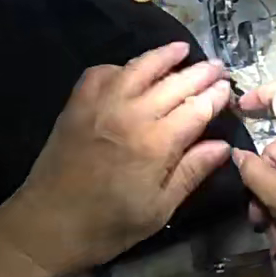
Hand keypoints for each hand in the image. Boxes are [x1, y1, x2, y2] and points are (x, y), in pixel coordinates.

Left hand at [0, 42, 233, 276]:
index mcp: (156, 143)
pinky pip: (102, 72)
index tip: (229, 88)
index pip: (196, 108)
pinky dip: (121, 66)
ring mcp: (101, 104)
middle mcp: (131, 113)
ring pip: (139, 68)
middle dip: (199, 73)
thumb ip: (191, 172)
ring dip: (163, 56)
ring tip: (182, 49)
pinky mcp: (77, 104)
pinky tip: (131, 69)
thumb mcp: (158, 210)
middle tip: (217, 66)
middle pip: (173, 83)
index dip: (215, 96)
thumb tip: (222, 145)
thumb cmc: (107, 227)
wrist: (46, 226)